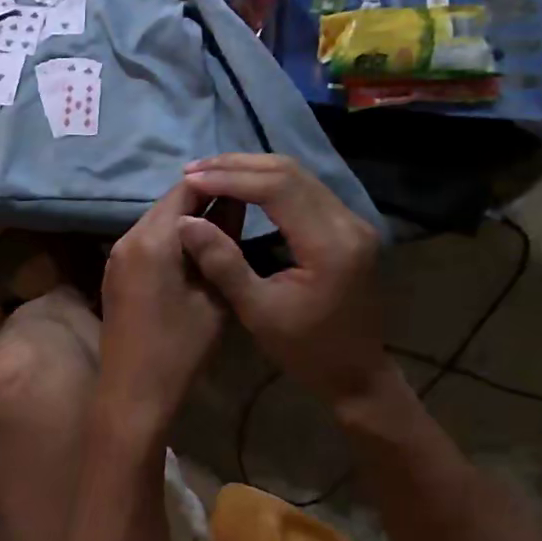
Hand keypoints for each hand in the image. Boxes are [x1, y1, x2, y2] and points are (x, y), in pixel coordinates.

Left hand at [98, 179, 231, 427]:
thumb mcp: (214, 296)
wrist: (134, 390)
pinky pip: (145, 240)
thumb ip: (223, 244)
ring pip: (156, 220)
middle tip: (240, 202)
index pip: (185, 190)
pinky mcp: (114, 271)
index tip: (245, 183)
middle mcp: (127, 238)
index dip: (216, 182)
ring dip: (185, 218)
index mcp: (152, 240)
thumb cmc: (181, 347)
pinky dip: (170, 236)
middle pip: (167, 203)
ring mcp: (116, 254)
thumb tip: (234, 206)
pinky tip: (194, 248)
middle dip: (201, 198)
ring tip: (223, 224)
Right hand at [176, 154, 390, 404]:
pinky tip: (241, 186)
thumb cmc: (305, 351)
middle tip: (193, 170)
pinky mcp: (348, 227)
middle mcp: (348, 222)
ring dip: (253, 170)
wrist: (356, 374)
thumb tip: (185, 221)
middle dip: (238, 166)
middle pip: (290, 172)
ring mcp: (352, 222)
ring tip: (210, 173)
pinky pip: (306, 190)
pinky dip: (270, 183)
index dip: (231, 179)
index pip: (278, 189)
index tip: (190, 180)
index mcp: (330, 244)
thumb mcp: (257, 311)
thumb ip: (222, 263)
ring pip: (299, 176)